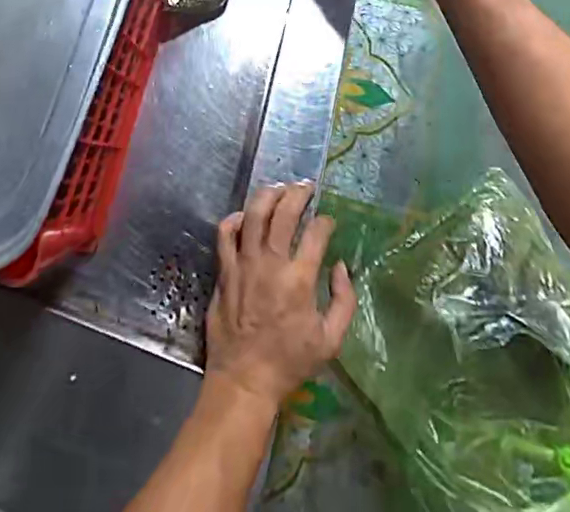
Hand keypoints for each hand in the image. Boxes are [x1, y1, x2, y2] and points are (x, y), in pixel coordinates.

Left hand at [205, 182, 355, 405]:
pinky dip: (236, 219)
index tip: (328, 222)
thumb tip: (342, 267)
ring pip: (254, 214)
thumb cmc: (290, 362)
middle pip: (284, 212)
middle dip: (298, 194)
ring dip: (269, 195)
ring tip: (279, 189)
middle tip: (306, 188)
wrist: (244, 380)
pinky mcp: (224, 272)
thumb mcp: (331, 340)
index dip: (326, 221)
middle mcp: (271, 264)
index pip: (316, 233)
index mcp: (300, 280)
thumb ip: (344, 300)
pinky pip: (226, 234)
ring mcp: (244, 265)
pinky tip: (247, 216)